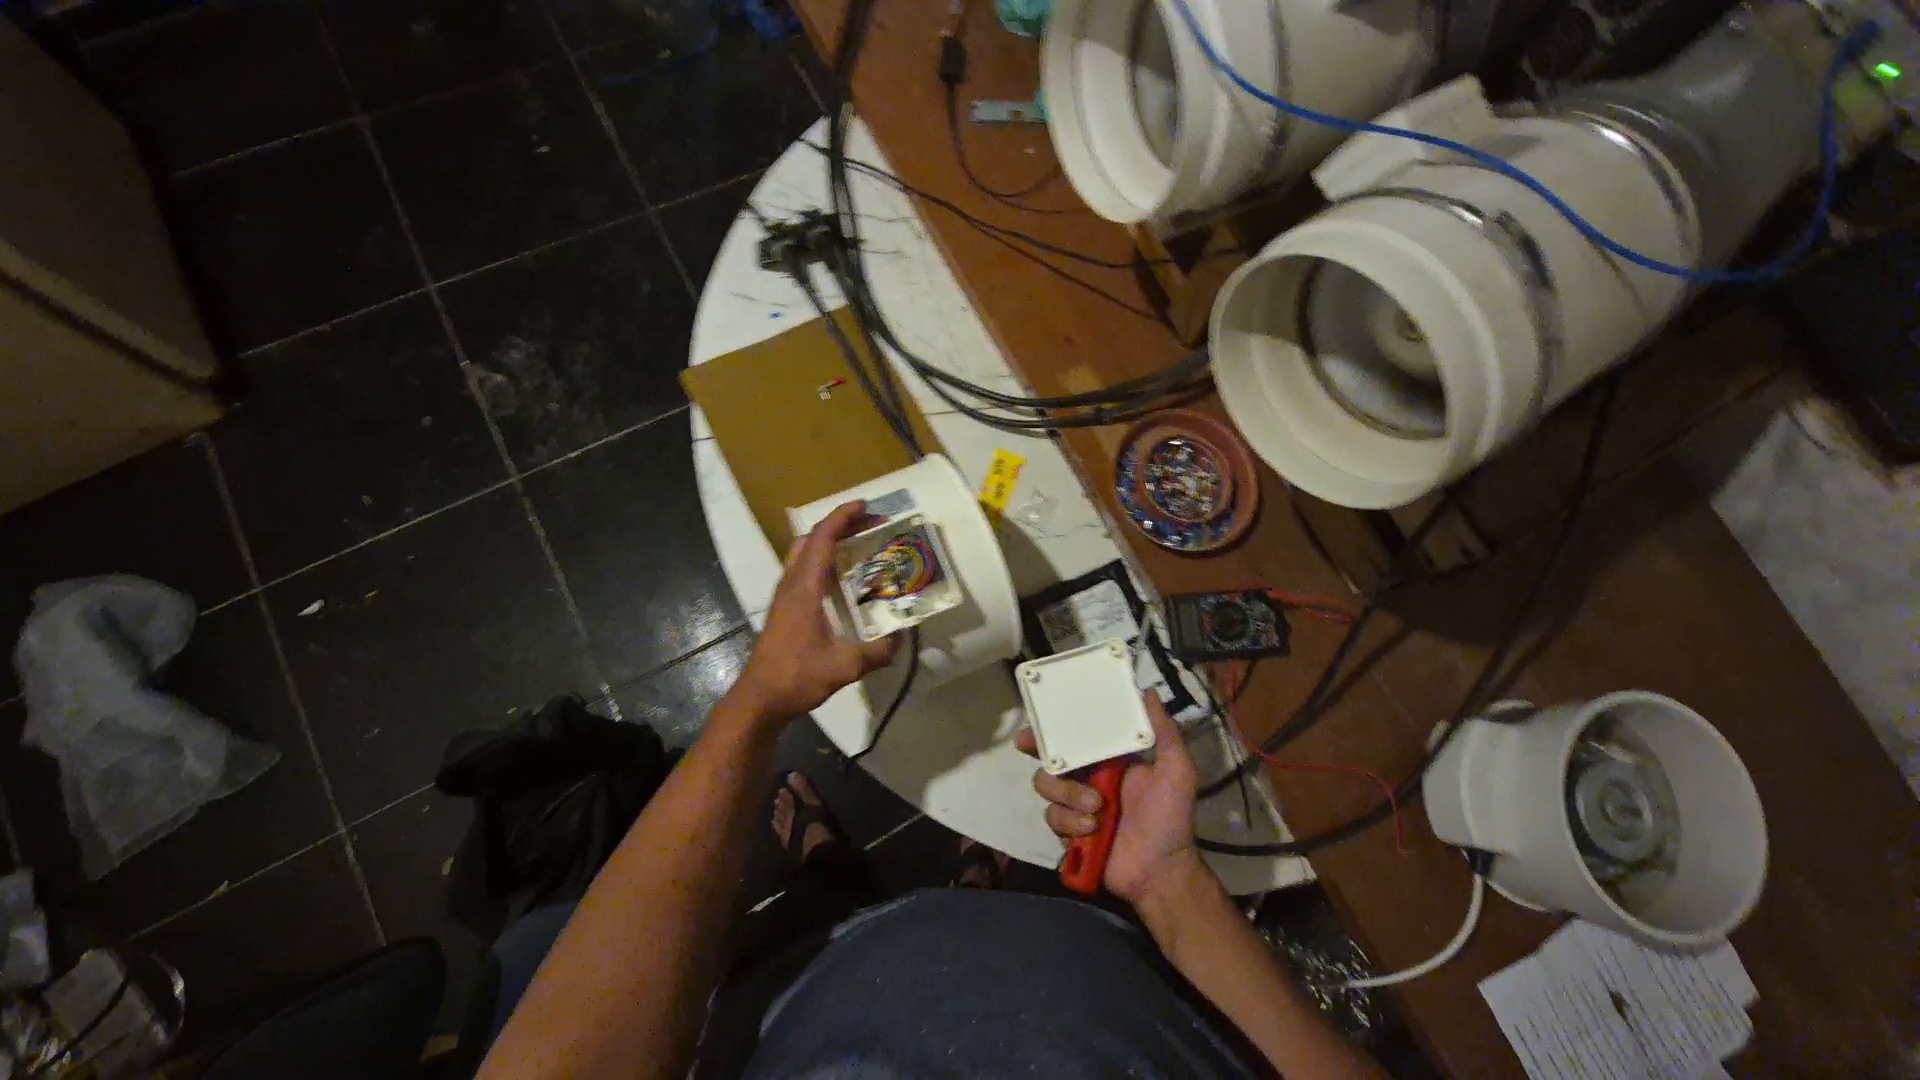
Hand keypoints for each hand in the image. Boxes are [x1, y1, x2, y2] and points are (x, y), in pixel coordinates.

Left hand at [734, 502, 898, 721]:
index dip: (843, 518)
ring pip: (804, 554)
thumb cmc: (797, 676)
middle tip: (869, 527)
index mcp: (804, 588)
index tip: (865, 506)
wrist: (760, 698)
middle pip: (811, 540)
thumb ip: (878, 652)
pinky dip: (823, 562)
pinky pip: (803, 571)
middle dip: (839, 526)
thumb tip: (900, 638)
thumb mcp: (845, 667)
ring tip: (859, 547)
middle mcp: (791, 584)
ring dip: (829, 542)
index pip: (822, 539)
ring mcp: (785, 595)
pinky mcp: (784, 608)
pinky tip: (843, 580)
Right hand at [1019, 693, 1204, 905]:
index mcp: (1109, 760)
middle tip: (1030, 747)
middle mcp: (1088, 778)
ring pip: (1048, 786)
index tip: (1041, 715)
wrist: (1162, 871)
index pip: (1078, 735)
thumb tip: (1147, 692)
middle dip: (1040, 753)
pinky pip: (1052, 817)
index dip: (1056, 725)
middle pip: (1051, 758)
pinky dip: (1069, 821)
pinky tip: (1091, 829)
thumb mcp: (1177, 771)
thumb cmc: (1171, 818)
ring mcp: (1075, 805)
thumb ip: (1165, 733)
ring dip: (1068, 793)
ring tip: (1096, 808)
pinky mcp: (1067, 831)